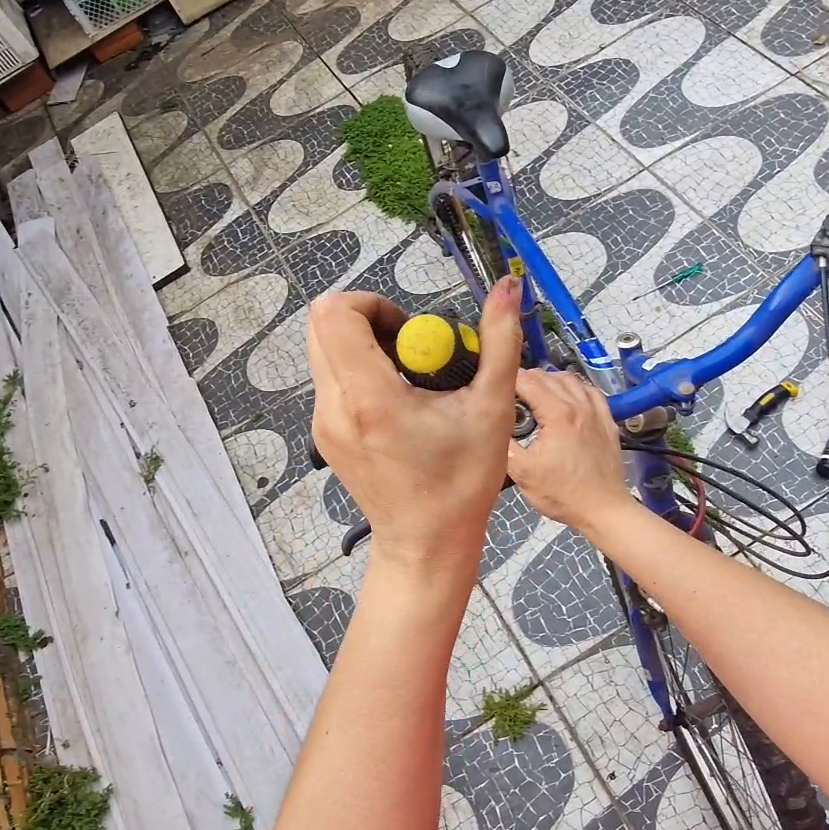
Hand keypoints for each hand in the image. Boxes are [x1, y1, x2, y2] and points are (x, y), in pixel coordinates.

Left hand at [307, 277, 523, 571]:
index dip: (373, 304)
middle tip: (412, 348)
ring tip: (409, 377)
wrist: (426, 543)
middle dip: (367, 320)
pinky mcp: (323, 434)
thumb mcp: (492, 409)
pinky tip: (398, 402)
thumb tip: (507, 286)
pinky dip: (358, 371)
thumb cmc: (463, 481)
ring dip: (363, 345)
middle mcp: (333, 406)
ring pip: (324, 351)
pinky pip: (330, 379)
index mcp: (369, 398)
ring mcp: (321, 422)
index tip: (412, 331)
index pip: (335, 314)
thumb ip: (500, 341)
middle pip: (322, 325)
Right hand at [505, 369, 634, 530]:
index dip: (509, 379)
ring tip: (535, 393)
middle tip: (510, 393)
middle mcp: (579, 405)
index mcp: (557, 413)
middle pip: (548, 377)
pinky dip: (574, 387)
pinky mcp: (608, 421)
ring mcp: (596, 411)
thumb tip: (491, 423)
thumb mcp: (522, 472)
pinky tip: (567, 396)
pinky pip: (590, 391)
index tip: (495, 386)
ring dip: (550, 380)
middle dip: (526, 379)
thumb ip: (504, 443)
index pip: (529, 381)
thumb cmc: (562, 493)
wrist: (604, 509)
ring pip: (570, 380)